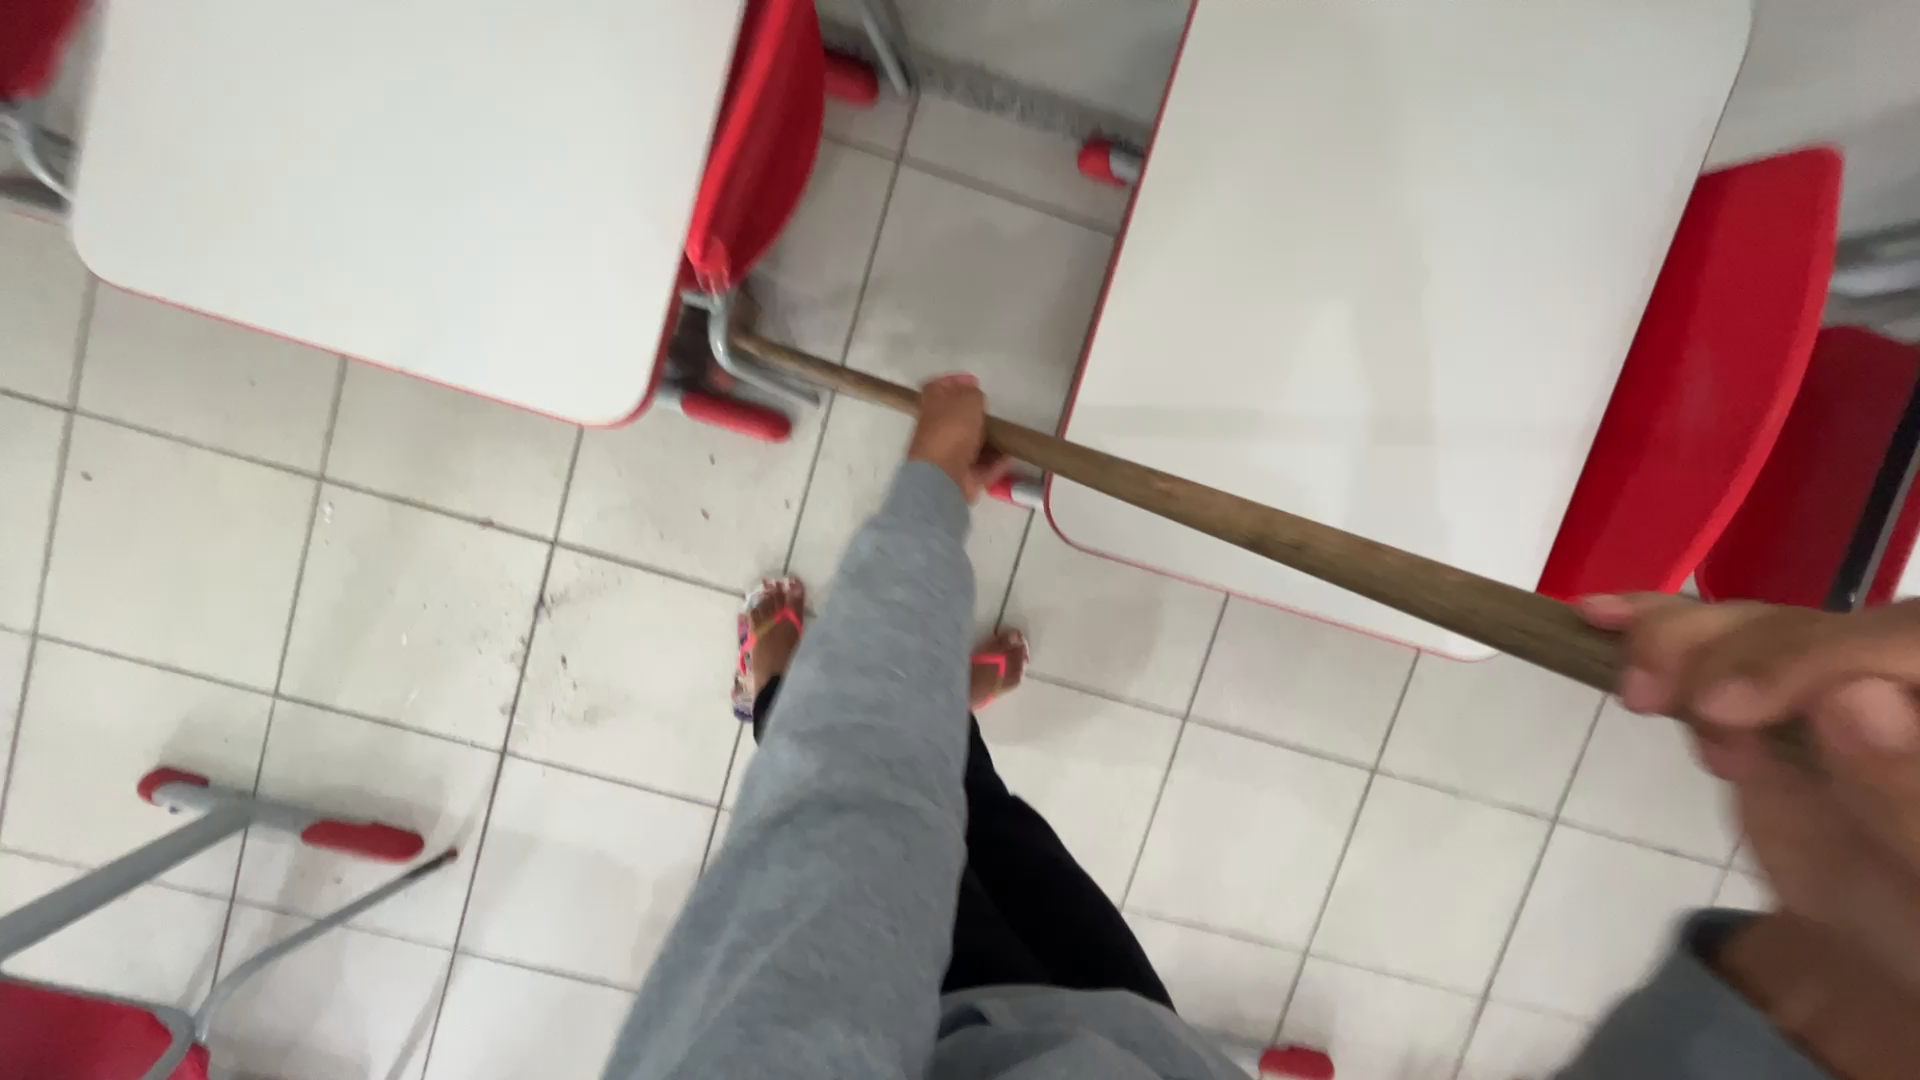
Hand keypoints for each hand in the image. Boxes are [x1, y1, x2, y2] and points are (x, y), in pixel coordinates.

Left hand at [906, 374, 1012, 503]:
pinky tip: (1010, 456)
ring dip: (988, 440)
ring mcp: (947, 455)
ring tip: (1007, 435)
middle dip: (975, 415)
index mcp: (931, 404)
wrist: (943, 475)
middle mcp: (935, 429)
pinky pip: (981, 466)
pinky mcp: (959, 476)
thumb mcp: (968, 399)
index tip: (975, 381)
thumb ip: (973, 393)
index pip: (939, 386)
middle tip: (993, 411)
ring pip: (969, 444)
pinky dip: (995, 462)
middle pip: (955, 418)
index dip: (956, 380)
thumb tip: (973, 396)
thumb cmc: (953, 428)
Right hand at [1578, 594, 1919, 992]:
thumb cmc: (1909, 912)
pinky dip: (1648, 620)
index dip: (1811, 656)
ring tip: (1638, 694)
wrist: (1874, 929)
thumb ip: (1899, 792)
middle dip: (1723, 654)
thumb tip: (1857, 696)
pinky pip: (1710, 634)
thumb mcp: (1917, 875)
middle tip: (1653, 703)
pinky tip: (1599, 616)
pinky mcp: (1757, 680)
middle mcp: (1894, 674)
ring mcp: (1825, 673)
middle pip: (1813, 625)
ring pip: (1752, 623)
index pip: (1902, 642)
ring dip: (1674, 643)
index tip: (1720, 708)